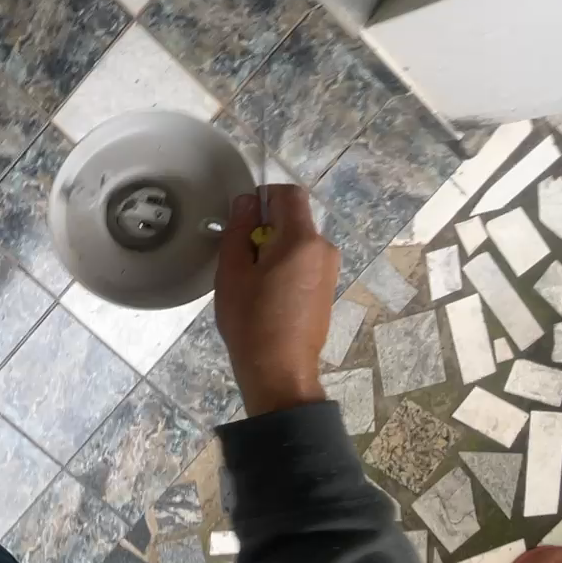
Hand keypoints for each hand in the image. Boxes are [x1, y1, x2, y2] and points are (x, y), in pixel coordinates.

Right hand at [214, 185, 339, 415]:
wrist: (279, 368)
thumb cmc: (250, 320)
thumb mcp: (232, 273)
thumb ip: (238, 232)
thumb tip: (245, 202)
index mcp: (301, 240)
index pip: (288, 195)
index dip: (262, 198)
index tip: (239, 221)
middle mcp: (324, 248)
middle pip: (293, 219)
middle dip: (264, 228)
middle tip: (237, 259)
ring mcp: (329, 268)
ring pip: (296, 242)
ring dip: (272, 249)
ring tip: (249, 281)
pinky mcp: (326, 286)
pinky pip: (302, 261)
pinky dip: (282, 266)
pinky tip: (265, 294)